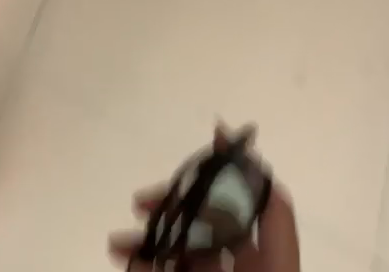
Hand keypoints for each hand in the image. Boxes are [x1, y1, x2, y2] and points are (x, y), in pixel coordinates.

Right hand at [109, 129, 299, 271]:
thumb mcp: (229, 269)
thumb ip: (227, 245)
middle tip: (140, 202)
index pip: (269, 207)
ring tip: (118, 247)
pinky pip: (175, 268)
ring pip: (191, 247)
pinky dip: (152, 263)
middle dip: (177, 204)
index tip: (216, 132)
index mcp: (270, 270)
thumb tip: (252, 185)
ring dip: (154, 238)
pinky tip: (128, 263)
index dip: (246, 167)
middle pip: (218, 219)